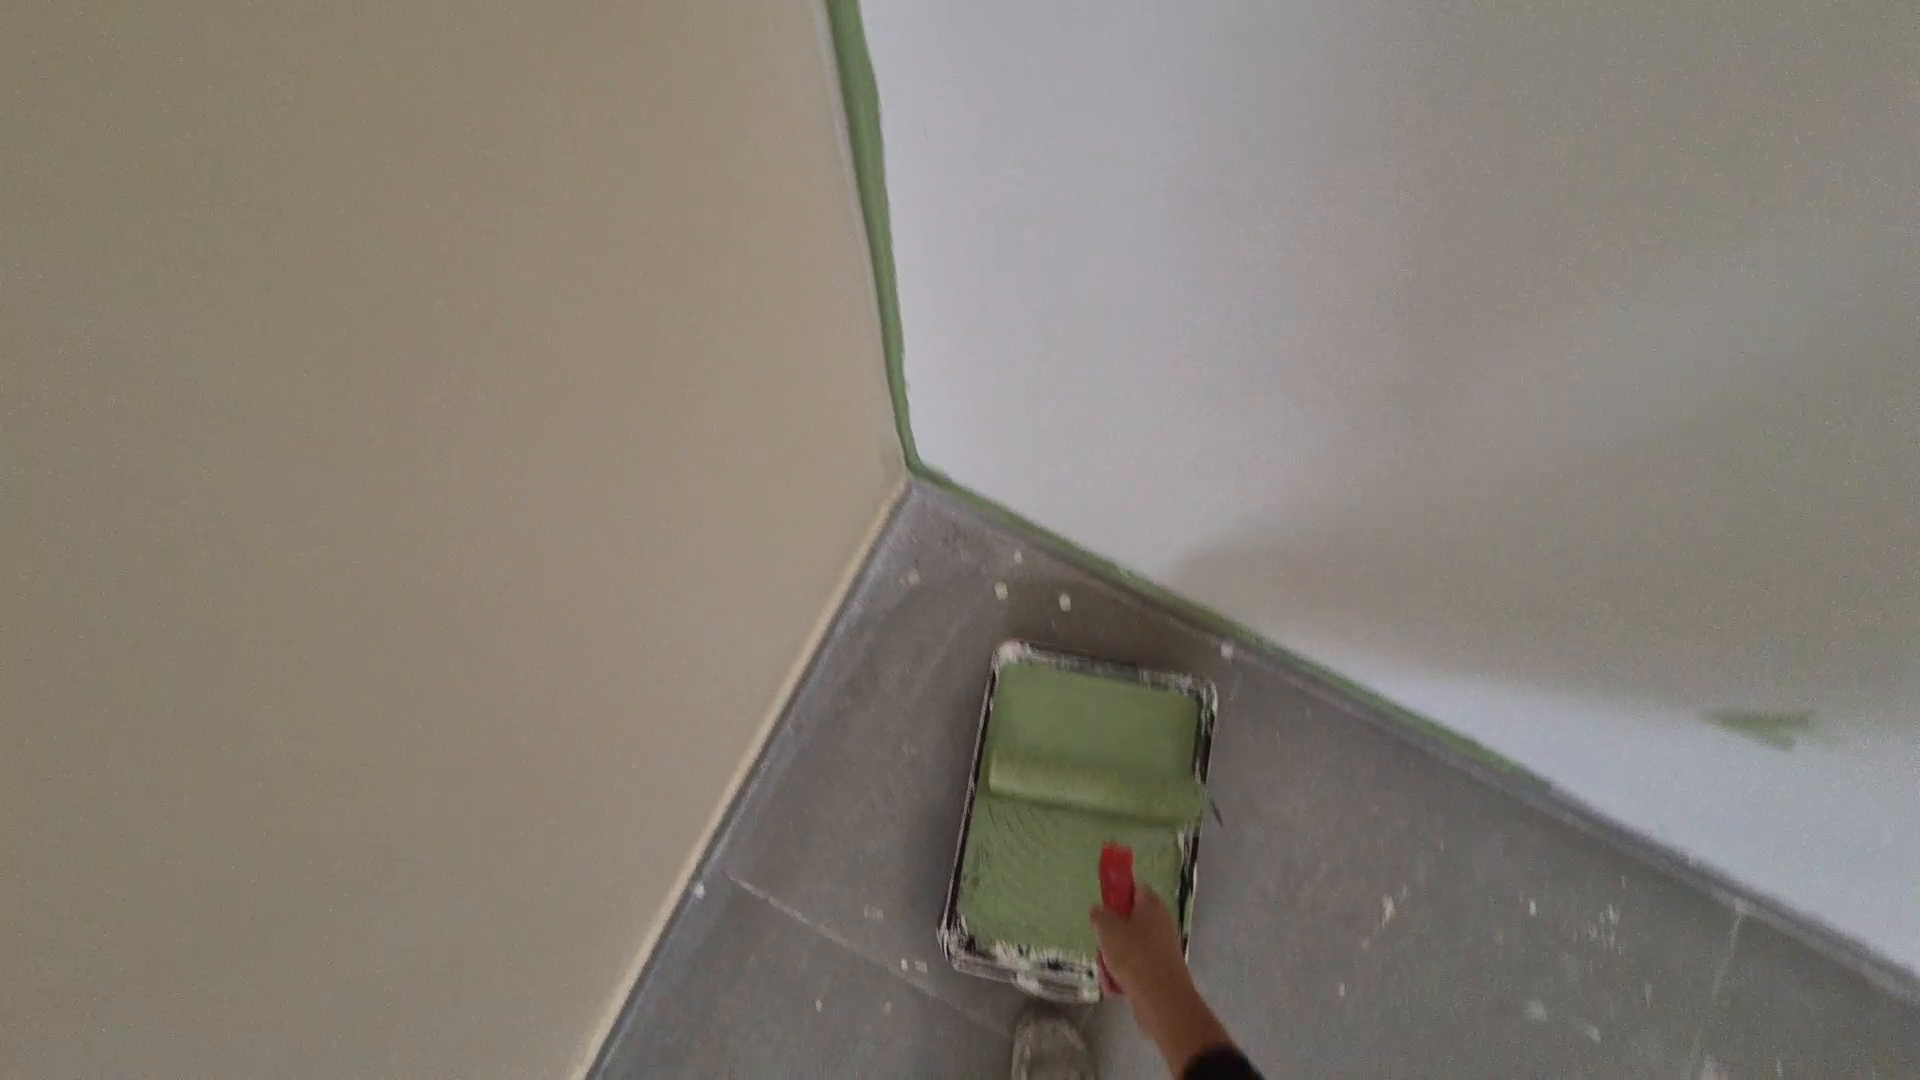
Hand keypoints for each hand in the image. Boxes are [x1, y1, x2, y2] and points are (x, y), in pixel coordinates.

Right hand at [1088, 886, 1188, 998]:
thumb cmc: (1134, 956)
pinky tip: (1114, 986)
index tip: (1102, 905)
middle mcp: (1160, 923)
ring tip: (1107, 971)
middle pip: (1127, 919)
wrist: (1163, 1002)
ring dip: (1112, 958)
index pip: (1133, 887)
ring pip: (1127, 945)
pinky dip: (1122, 975)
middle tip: (1102, 943)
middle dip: (1109, 933)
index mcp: (1151, 905)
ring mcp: (1161, 949)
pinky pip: (1134, 966)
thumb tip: (1098, 910)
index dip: (1116, 892)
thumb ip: (1099, 914)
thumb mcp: (1108, 929)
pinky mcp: (1159, 972)